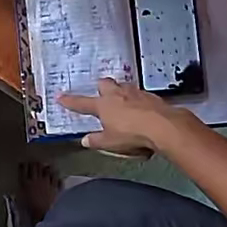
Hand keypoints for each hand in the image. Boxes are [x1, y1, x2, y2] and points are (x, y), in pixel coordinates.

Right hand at [57, 77, 192, 155]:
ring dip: (121, 91)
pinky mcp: (153, 97)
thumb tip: (86, 140)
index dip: (70, 101)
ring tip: (122, 101)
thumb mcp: (110, 143)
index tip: (61, 97)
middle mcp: (117, 94)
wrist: (164, 127)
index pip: (81, 103)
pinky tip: (141, 110)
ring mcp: (136, 93)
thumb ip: (96, 141)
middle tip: (101, 94)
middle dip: (101, 87)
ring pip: (124, 86)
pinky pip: (141, 95)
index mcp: (102, 105)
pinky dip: (138, 100)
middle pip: (105, 84)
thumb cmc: (132, 134)